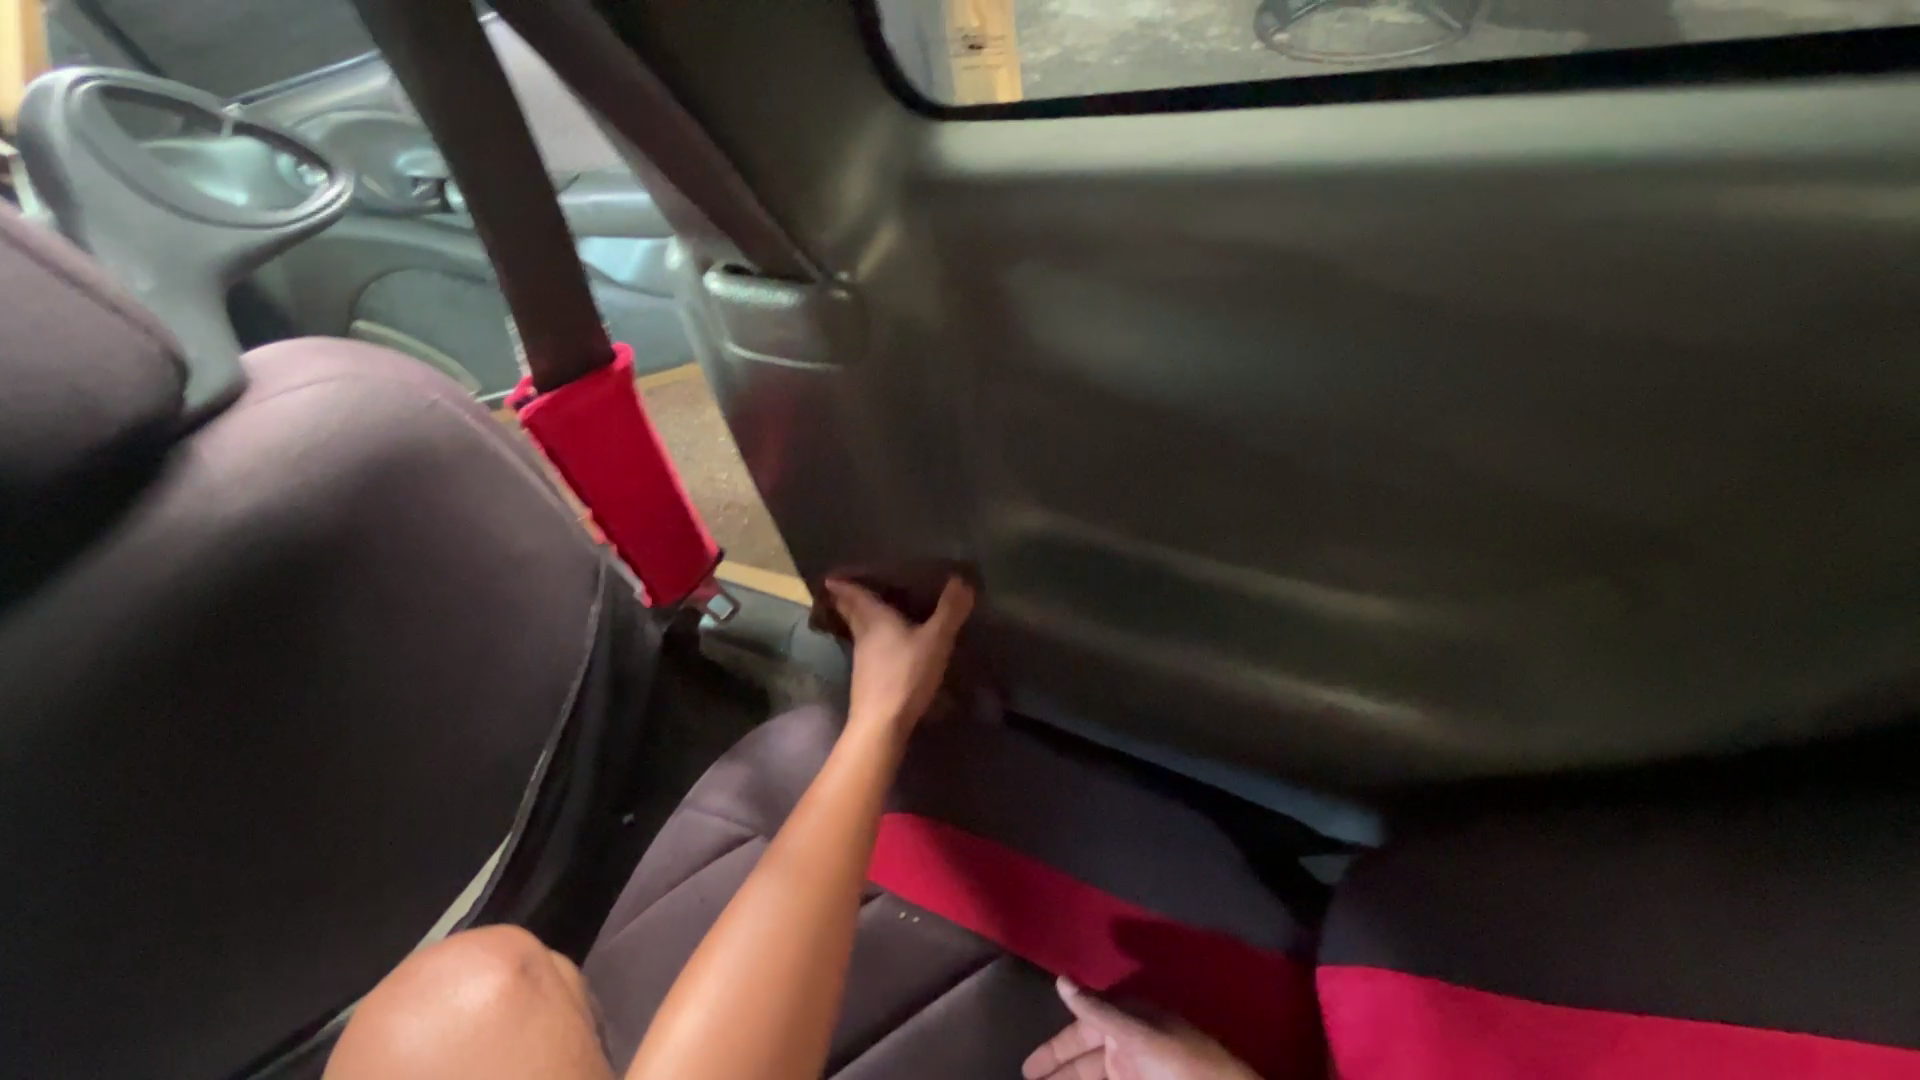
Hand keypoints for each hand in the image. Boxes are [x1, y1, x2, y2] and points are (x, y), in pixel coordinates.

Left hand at [825, 574, 974, 738]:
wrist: (882, 723)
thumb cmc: (906, 674)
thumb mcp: (935, 640)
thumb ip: (949, 611)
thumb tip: (961, 578)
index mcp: (874, 619)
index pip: (854, 596)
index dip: (843, 585)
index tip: (830, 577)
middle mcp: (864, 636)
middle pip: (852, 614)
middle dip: (847, 602)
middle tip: (843, 591)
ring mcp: (863, 660)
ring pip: (859, 632)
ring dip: (860, 621)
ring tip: (871, 614)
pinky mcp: (868, 680)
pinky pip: (869, 651)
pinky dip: (874, 642)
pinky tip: (886, 647)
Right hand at [1022, 978, 1262, 1079]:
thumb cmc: (1183, 1063)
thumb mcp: (1139, 1035)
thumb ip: (1098, 1010)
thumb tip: (1060, 979)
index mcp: (1127, 1021)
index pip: (1080, 1031)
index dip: (1054, 1050)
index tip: (1027, 1066)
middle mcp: (1128, 1045)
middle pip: (1084, 1060)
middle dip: (1058, 1073)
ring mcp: (1138, 1071)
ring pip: (1096, 1078)